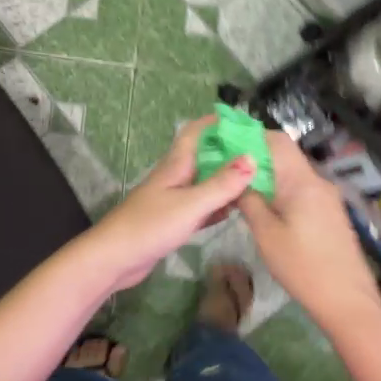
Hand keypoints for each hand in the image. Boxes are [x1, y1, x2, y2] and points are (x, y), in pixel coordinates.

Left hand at [80, 116, 256, 290]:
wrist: (115, 257)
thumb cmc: (150, 226)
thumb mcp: (190, 204)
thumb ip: (221, 184)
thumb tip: (251, 157)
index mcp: (176, 165)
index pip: (196, 132)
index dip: (218, 123)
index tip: (247, 123)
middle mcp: (175, 176)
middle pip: (204, 156)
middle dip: (230, 152)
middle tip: (265, 154)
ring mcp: (173, 198)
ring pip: (205, 182)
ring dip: (227, 179)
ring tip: (259, 179)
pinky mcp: (173, 220)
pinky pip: (202, 206)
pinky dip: (219, 205)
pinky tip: (238, 210)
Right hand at [236, 132, 380, 334]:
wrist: (347, 301)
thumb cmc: (302, 266)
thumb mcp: (265, 233)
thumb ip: (248, 201)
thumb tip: (237, 180)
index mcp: (302, 181)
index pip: (277, 140)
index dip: (250, 136)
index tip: (225, 144)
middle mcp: (318, 182)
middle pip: (284, 156)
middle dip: (255, 158)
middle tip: (226, 169)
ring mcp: (327, 199)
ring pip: (292, 174)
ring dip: (267, 176)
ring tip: (240, 189)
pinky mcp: (330, 214)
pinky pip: (301, 191)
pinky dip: (280, 191)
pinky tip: (264, 208)